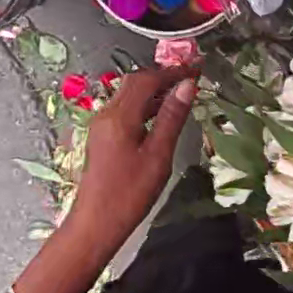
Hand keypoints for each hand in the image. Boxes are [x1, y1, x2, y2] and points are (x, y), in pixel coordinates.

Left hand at [65, 67, 197, 245]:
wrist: (96, 224)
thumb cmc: (130, 193)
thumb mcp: (158, 155)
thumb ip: (172, 118)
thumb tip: (187, 86)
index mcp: (120, 116)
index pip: (147, 80)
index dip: (172, 72)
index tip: (196, 69)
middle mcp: (107, 114)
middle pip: (135, 83)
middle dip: (162, 76)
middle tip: (190, 78)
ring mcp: (102, 125)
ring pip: (129, 96)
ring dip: (154, 90)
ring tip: (181, 94)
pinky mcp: (103, 137)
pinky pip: (125, 110)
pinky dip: (145, 105)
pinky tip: (162, 115)